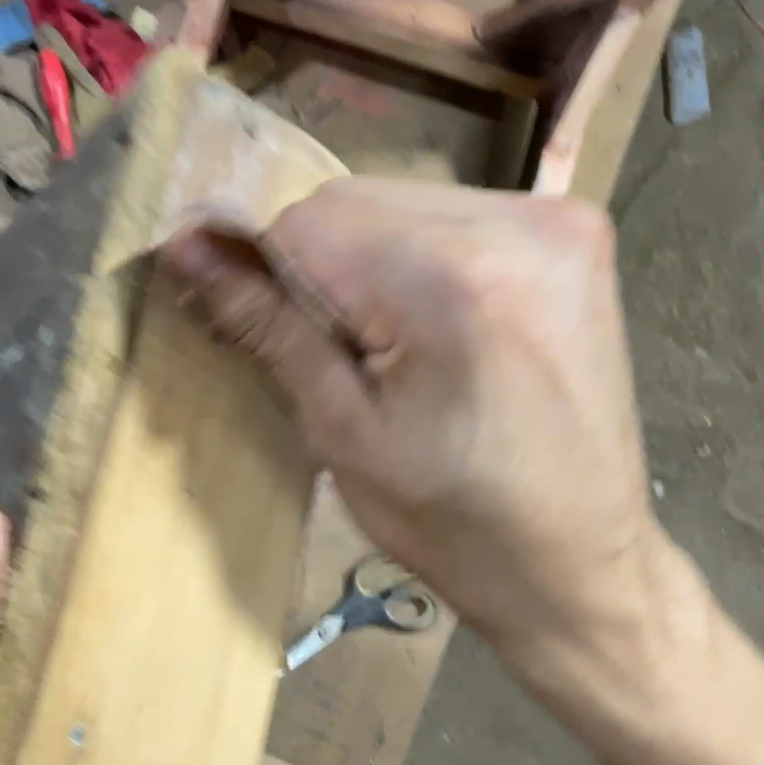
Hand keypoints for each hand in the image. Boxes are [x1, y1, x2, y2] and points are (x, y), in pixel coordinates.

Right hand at [163, 179, 661, 684]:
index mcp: (453, 280)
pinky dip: (409, 259)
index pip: (306, 223)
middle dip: (309, 266)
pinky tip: (420, 324)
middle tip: (314, 349)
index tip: (232, 314)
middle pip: (351, 201)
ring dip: (358, 262)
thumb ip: (270, 328)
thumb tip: (187, 252)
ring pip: (396, 203)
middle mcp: (518, 222)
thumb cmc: (451, 523)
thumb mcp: (342, 433)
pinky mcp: (573, 234)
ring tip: (372, 345)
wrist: (576, 563)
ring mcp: (557, 219)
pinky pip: (449, 216)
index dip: (253, 264)